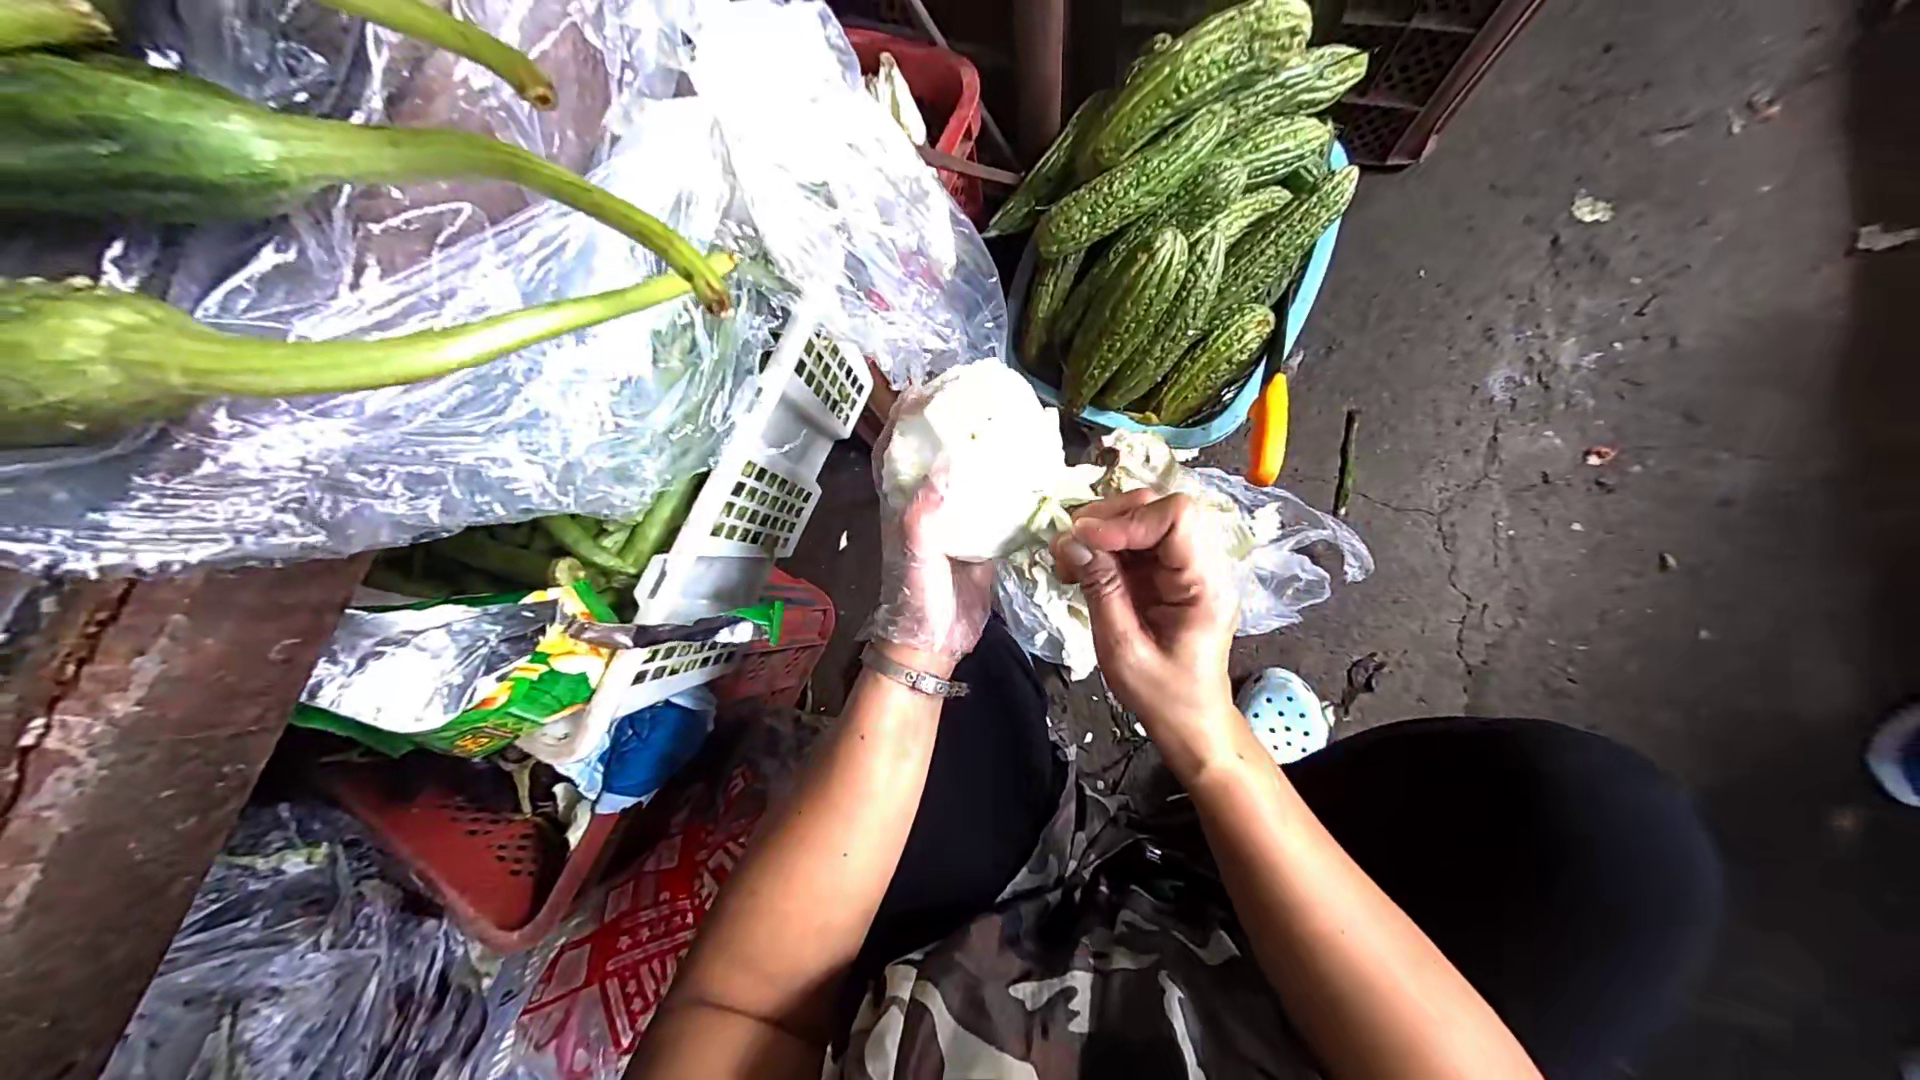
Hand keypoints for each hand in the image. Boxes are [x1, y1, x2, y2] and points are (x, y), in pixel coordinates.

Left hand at [862, 396, 992, 667]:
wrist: (937, 643)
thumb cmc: (916, 602)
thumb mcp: (914, 560)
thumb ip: (921, 519)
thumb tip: (942, 471)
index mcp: (904, 507)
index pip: (896, 453)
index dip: (903, 420)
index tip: (922, 389)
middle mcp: (929, 508)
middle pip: (935, 456)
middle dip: (949, 425)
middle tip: (975, 397)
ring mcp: (957, 523)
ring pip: (967, 479)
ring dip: (982, 452)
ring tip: (1006, 423)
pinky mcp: (983, 541)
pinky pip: (997, 508)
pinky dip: (1009, 488)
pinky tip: (1030, 472)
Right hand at [1051, 490, 1243, 781]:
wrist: (1190, 721)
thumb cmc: (1164, 696)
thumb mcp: (1123, 648)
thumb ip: (1101, 589)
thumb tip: (1071, 541)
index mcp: (1206, 585)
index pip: (1177, 518)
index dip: (1127, 520)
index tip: (1083, 540)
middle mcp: (1203, 565)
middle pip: (1160, 509)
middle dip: (1109, 518)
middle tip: (1069, 544)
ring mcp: (1186, 567)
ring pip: (1144, 520)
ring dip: (1101, 531)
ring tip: (1069, 557)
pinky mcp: (1168, 574)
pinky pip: (1135, 543)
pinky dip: (1103, 547)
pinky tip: (1080, 567)